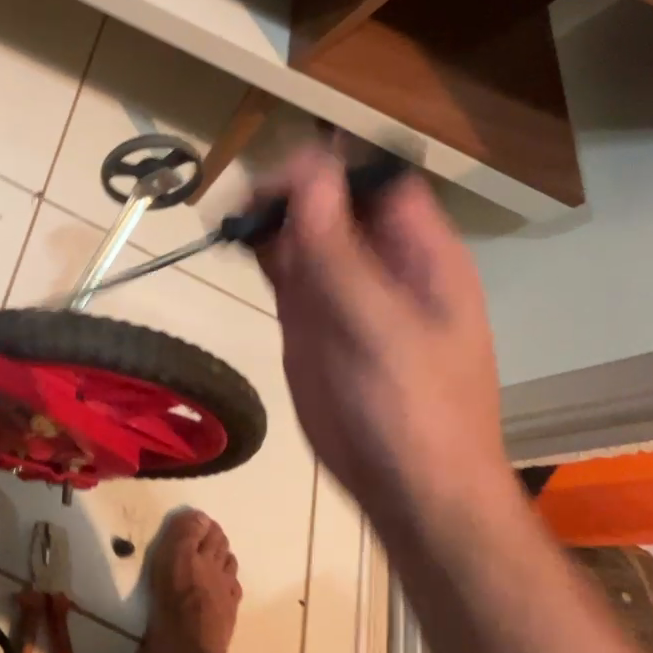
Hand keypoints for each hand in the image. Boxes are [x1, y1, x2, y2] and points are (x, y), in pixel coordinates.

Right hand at [254, 147, 513, 514]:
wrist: (404, 486)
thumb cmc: (411, 406)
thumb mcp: (377, 322)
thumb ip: (337, 247)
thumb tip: (309, 170)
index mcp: (420, 255)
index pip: (379, 183)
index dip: (334, 166)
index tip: (281, 170)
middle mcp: (380, 261)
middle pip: (333, 199)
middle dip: (290, 188)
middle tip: (246, 200)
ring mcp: (342, 288)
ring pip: (303, 228)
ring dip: (268, 214)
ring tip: (232, 215)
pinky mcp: (309, 313)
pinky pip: (284, 264)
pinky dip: (260, 247)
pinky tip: (236, 239)